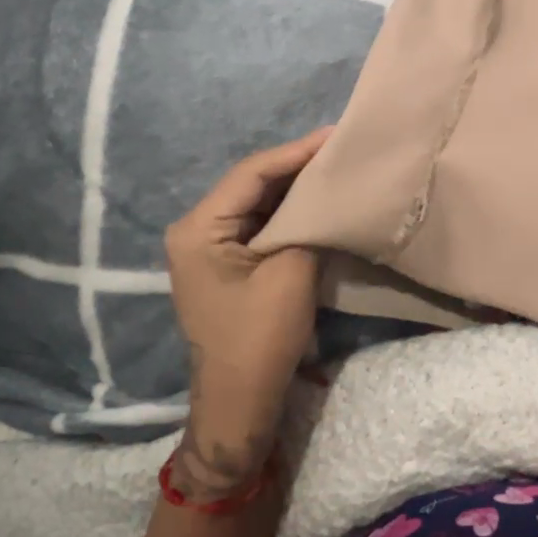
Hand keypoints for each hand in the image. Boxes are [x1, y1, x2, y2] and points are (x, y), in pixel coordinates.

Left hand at [163, 127, 330, 496]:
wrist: (240, 401)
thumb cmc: (259, 337)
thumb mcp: (291, 273)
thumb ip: (307, 224)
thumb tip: (326, 196)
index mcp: (198, 228)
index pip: (251, 173)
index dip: (295, 152)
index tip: (336, 135)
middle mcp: (196, 230)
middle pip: (252, 184)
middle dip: (296, 166)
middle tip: (341, 148)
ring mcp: (209, 249)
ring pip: (258, 203)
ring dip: (295, 189)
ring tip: (336, 167)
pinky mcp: (227, 265)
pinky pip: (260, 225)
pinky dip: (289, 213)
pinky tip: (319, 202)